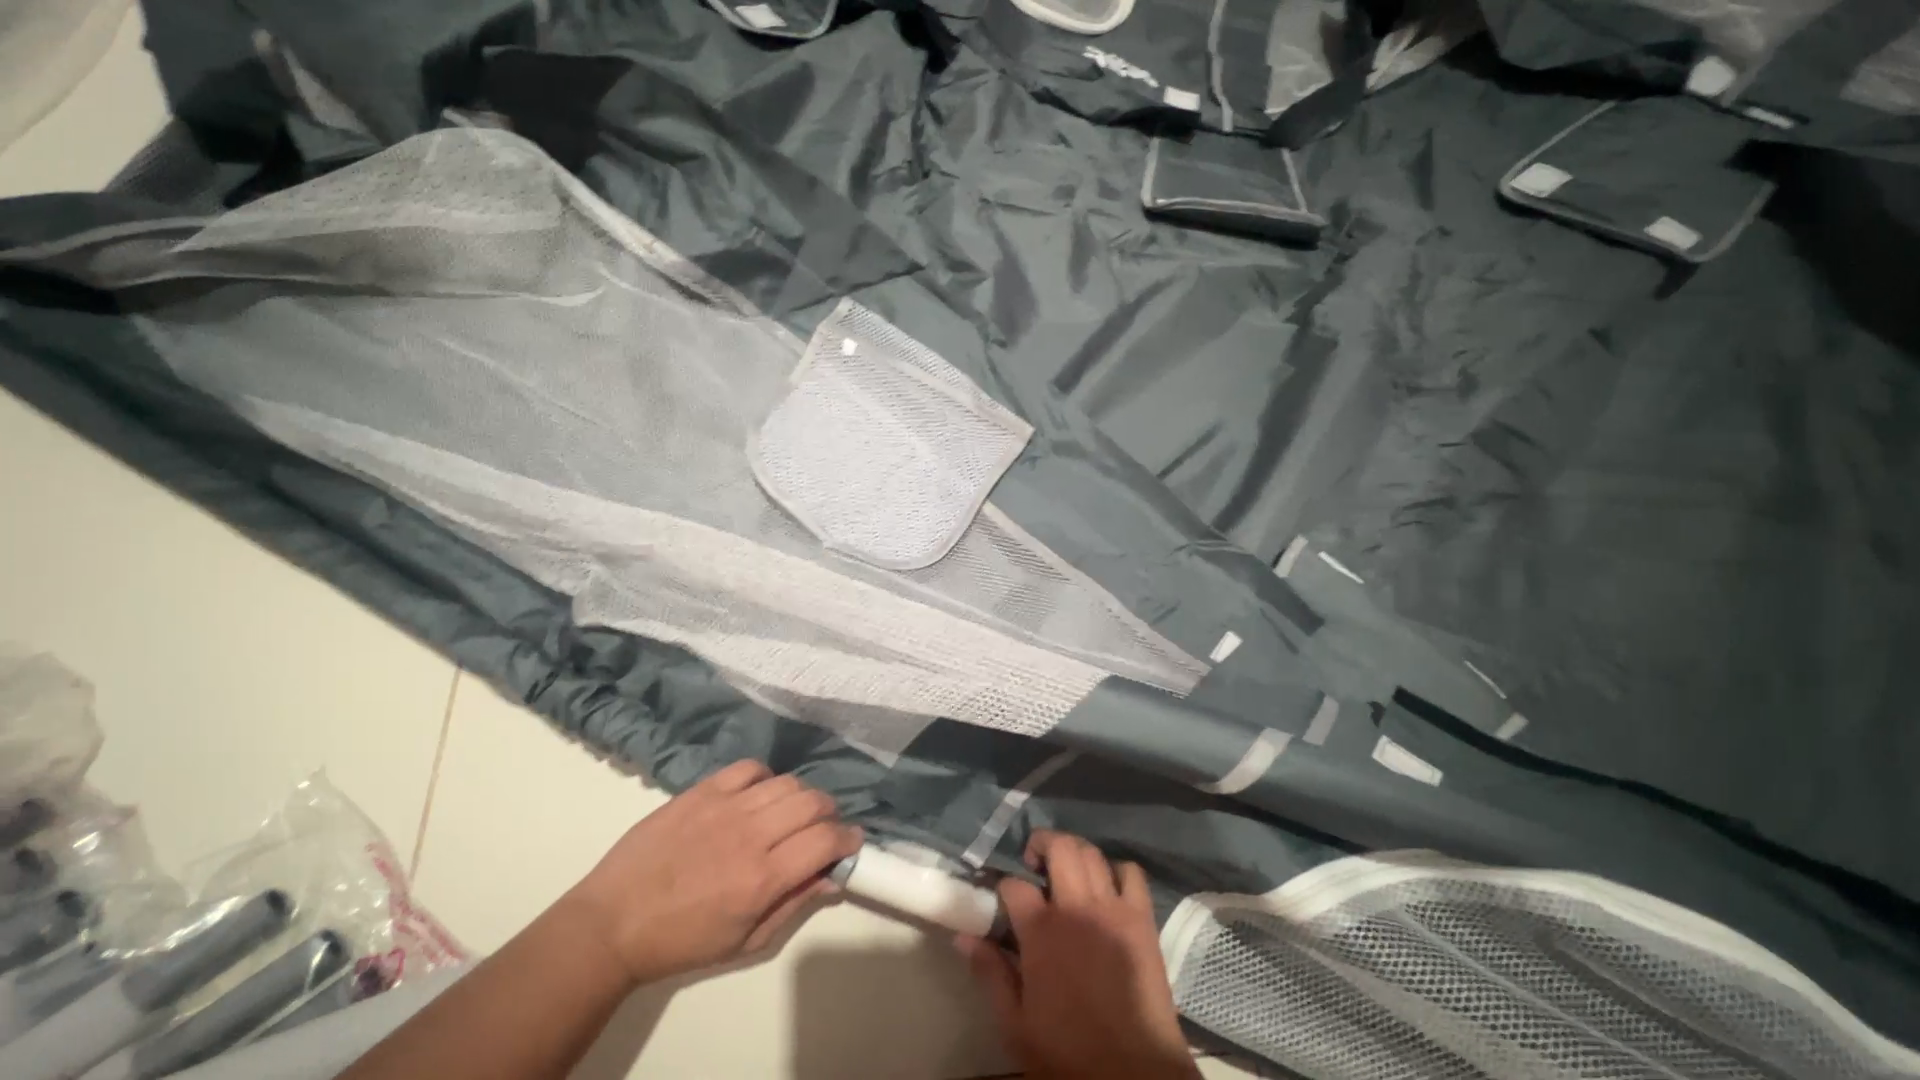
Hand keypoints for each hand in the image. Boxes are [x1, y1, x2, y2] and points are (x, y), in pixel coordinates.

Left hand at [563, 760, 863, 984]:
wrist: (613, 923)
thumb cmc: (681, 943)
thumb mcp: (744, 941)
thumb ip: (793, 905)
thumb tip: (831, 877)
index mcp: (762, 879)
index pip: (825, 841)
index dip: (848, 839)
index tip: (850, 844)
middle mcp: (749, 836)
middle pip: (813, 802)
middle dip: (830, 815)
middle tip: (823, 830)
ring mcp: (723, 808)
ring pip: (786, 783)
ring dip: (801, 797)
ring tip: (792, 814)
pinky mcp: (699, 792)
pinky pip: (748, 768)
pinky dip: (765, 778)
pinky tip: (759, 797)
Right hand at [957, 831, 1200, 1079]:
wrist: (1132, 1073)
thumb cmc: (1067, 1051)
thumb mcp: (1015, 1023)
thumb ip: (990, 974)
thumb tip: (964, 937)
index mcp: (1040, 931)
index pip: (1013, 884)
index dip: (1001, 885)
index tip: (998, 897)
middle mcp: (1076, 908)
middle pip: (1059, 847)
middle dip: (1040, 843)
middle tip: (1032, 861)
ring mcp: (1114, 910)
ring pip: (1093, 853)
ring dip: (1075, 852)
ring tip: (1065, 870)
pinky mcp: (1143, 920)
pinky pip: (1132, 874)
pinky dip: (1117, 870)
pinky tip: (1106, 887)